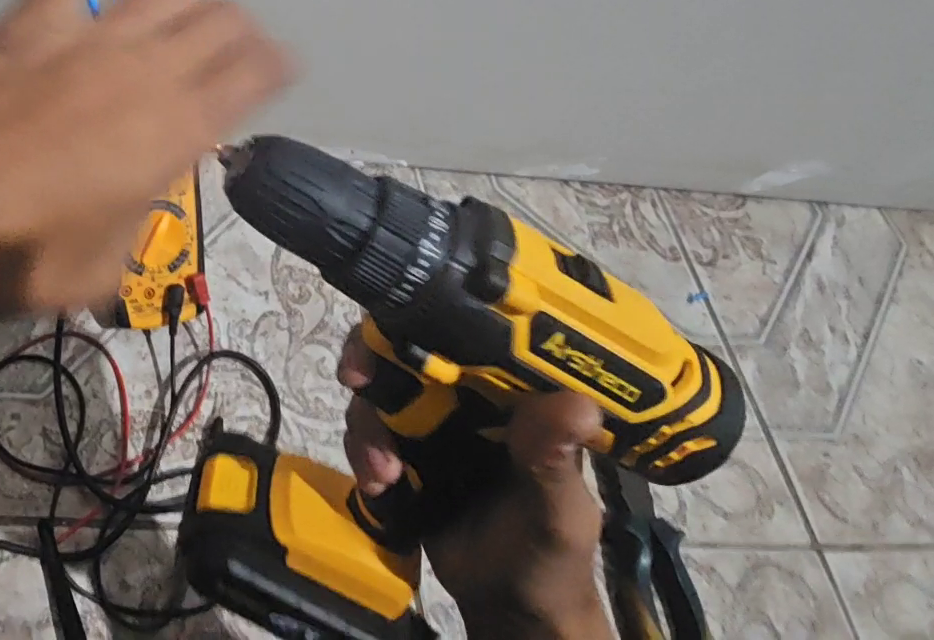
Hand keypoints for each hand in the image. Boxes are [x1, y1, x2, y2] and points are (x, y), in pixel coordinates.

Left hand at [0, 0, 292, 324]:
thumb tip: (141, 183)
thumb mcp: (103, 267)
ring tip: (173, 27)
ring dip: (189, 1)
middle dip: (240, 36)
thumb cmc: (14, 256)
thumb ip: (140, 215)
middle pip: (223, 20)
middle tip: (227, 59)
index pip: (257, 72)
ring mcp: (87, 34)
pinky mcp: (29, 19)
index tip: (277, 71)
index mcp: (176, 132)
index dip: (277, 66)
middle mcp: (148, 69)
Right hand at [339, 327, 612, 639]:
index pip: (464, 337)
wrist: (509, 611)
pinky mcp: (402, 451)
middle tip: (356, 380)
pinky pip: (365, 432)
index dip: (424, 322)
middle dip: (371, 362)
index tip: (394, 338)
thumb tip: (577, 402)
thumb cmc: (551, 557)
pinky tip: (378, 486)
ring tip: (382, 473)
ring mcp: (429, 424)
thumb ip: (555, 459)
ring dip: (367, 424)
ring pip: (378, 393)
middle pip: (404, 352)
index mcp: (509, 396)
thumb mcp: (559, 511)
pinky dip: (360, 451)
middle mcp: (465, 398)